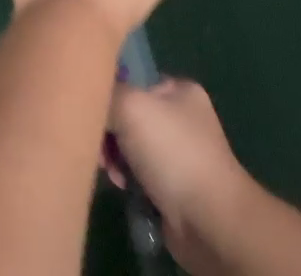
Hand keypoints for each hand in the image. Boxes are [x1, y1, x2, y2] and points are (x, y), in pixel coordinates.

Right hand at [106, 79, 254, 253]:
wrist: (208, 219)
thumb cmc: (172, 152)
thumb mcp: (131, 105)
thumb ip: (106, 93)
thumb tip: (92, 100)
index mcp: (180, 90)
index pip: (134, 80)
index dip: (111, 94)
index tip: (94, 112)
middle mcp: (182, 117)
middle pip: (128, 114)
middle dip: (109, 132)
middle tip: (102, 149)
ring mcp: (179, 152)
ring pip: (129, 145)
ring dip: (114, 157)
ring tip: (113, 171)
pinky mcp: (173, 185)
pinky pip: (137, 172)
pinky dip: (126, 178)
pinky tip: (123, 186)